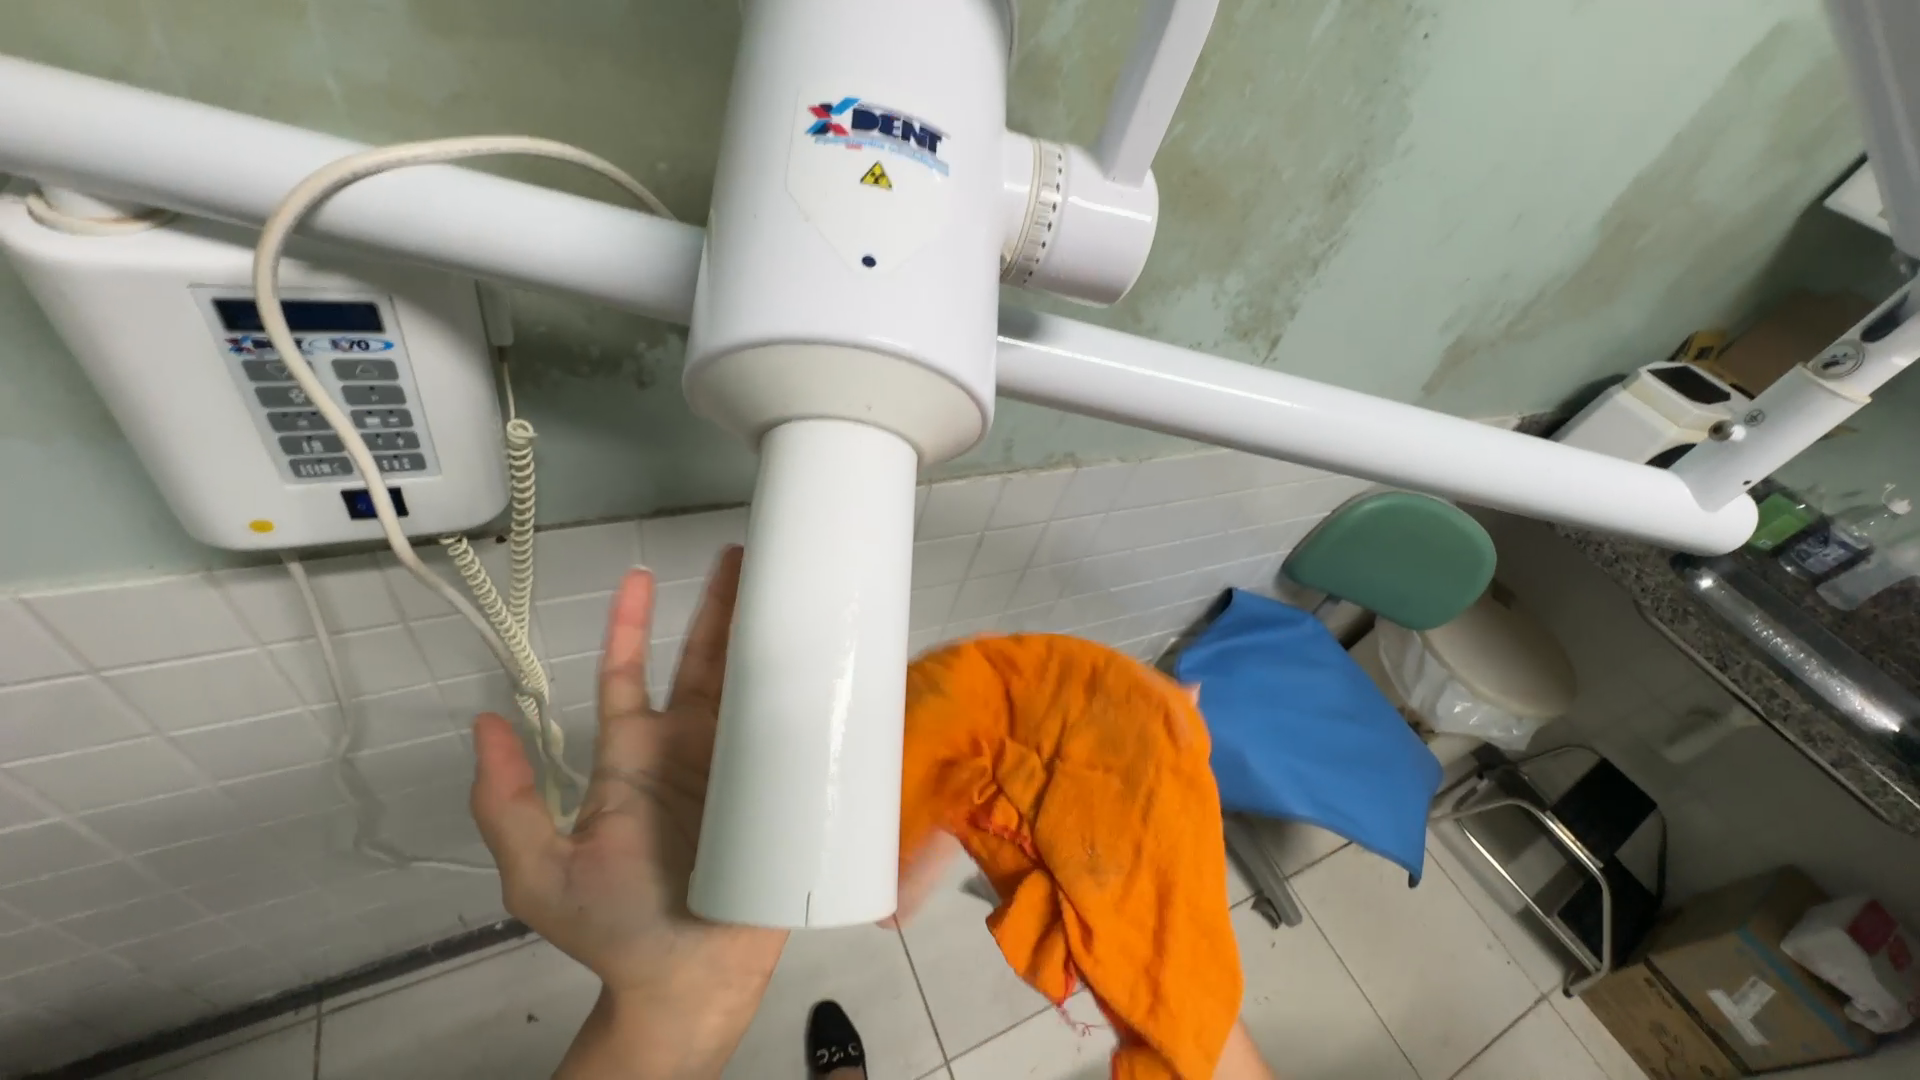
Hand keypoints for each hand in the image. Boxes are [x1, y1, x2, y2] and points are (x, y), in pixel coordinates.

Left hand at [470, 547, 784, 1077]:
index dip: (634, 625)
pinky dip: (812, 696)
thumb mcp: (539, 871)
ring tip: (791, 589)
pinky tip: (832, 663)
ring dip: (770, 638)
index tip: (641, 575)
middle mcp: (692, 749)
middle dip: (722, 609)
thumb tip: (485, 720)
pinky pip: (796, 733)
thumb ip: (504, 803)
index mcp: (637, 756)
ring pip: (756, 687)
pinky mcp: (782, 788)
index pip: (633, 675)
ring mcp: (742, 765)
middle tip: (742, 558)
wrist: (682, 982)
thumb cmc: (611, 926)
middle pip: (707, 664)